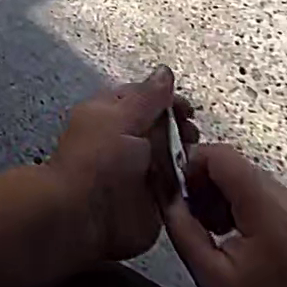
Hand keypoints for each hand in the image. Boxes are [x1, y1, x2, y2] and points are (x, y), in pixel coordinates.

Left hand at [46, 67, 198, 261]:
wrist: (83, 216)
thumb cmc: (98, 157)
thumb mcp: (121, 117)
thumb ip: (147, 97)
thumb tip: (165, 71)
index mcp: (112, 112)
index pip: (144, 98)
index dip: (168, 100)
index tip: (189, 110)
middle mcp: (126, 138)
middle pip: (163, 126)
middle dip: (181, 128)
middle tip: (193, 136)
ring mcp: (140, 170)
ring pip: (174, 156)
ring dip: (189, 156)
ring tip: (199, 160)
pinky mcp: (153, 200)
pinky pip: (178, 188)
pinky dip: (191, 185)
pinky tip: (202, 183)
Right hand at [164, 146, 286, 286]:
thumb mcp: (213, 282)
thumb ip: (183, 229)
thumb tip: (166, 196)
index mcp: (272, 215)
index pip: (224, 155)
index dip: (193, 163)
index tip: (179, 187)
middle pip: (242, 169)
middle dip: (210, 185)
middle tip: (194, 216)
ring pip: (260, 187)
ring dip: (231, 200)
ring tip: (218, 235)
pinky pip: (280, 208)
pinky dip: (255, 216)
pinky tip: (246, 250)